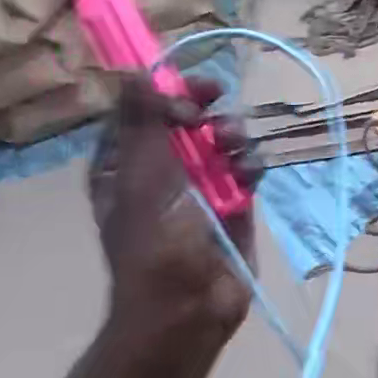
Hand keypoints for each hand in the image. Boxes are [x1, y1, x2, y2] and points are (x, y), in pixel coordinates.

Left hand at [88, 75, 261, 346]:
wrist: (188, 308)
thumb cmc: (154, 243)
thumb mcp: (141, 176)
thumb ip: (144, 122)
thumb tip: (136, 70)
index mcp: (126, 163)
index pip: (144, 111)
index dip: (166, 93)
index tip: (189, 91)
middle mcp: (163, 170)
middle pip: (187, 121)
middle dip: (204, 112)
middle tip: (214, 111)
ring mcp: (201, 188)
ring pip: (222, 142)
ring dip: (231, 136)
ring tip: (233, 147)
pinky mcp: (235, 206)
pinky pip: (246, 170)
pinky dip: (251, 166)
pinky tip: (250, 175)